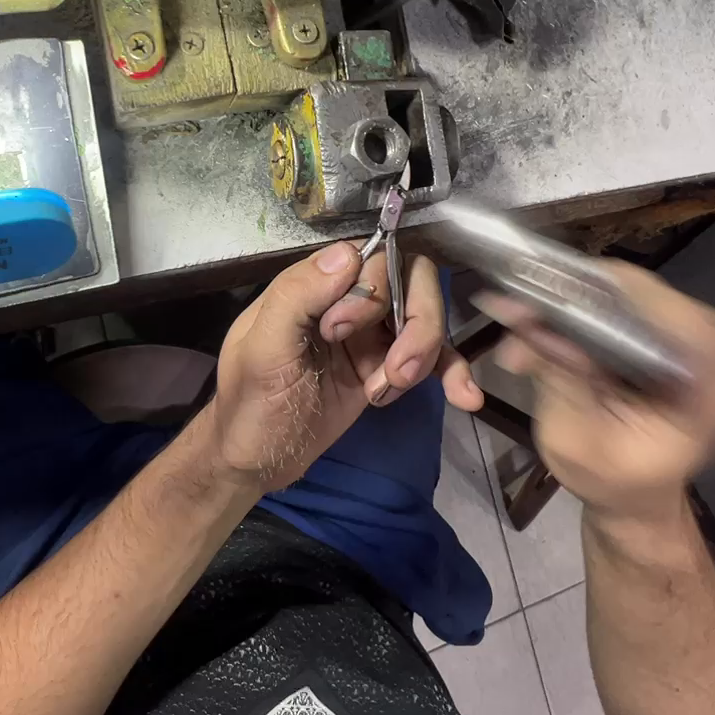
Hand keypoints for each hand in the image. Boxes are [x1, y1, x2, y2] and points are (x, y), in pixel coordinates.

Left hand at [200, 240, 479, 493]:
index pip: (370, 257)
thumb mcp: (262, 349)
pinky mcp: (384, 368)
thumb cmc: (249, 403)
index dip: (373, 288)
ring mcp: (369, 335)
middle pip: (411, 281)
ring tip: (392, 389)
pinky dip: (451, 372)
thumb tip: (347, 253)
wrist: (255, 461)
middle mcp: (345, 301)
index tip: (341, 331)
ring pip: (425, 318)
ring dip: (426, 352)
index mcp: (312, 285)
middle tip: (391, 370)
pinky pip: (428, 359)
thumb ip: (297, 296)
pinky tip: (465, 396)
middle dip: (416, 323)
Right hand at [474, 263, 714, 523]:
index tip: (570, 289)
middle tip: (543, 291)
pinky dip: (605, 303)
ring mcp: (708, 354)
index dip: (628, 300)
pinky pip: (649, 308)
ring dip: (598, 294)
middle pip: (666, 304)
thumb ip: (559, 379)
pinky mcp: (686, 345)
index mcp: (709, 401)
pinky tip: (569, 308)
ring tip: (548, 298)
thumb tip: (526, 321)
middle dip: (601, 293)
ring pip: (655, 299)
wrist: (633, 498)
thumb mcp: (572, 440)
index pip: (685, 329)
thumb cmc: (607, 481)